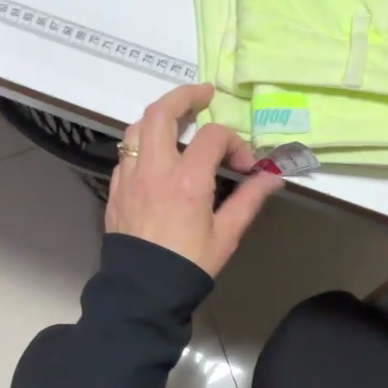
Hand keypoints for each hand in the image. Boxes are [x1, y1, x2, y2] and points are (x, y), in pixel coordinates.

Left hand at [107, 84, 284, 276]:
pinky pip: (125, 155)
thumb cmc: (188, 265)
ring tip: (177, 119)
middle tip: (203, 95)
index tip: (245, 166)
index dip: (234, 143)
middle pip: (161, 112)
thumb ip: (249, 200)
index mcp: (187, 179)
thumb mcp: (226, 235)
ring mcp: (130, 178)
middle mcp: (154, 170)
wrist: (143, 292)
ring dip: (158, 117)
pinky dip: (141, 145)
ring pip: (136, 129)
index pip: (213, 136)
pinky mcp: (115, 191)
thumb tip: (272, 177)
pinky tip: (155, 156)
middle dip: (184, 96)